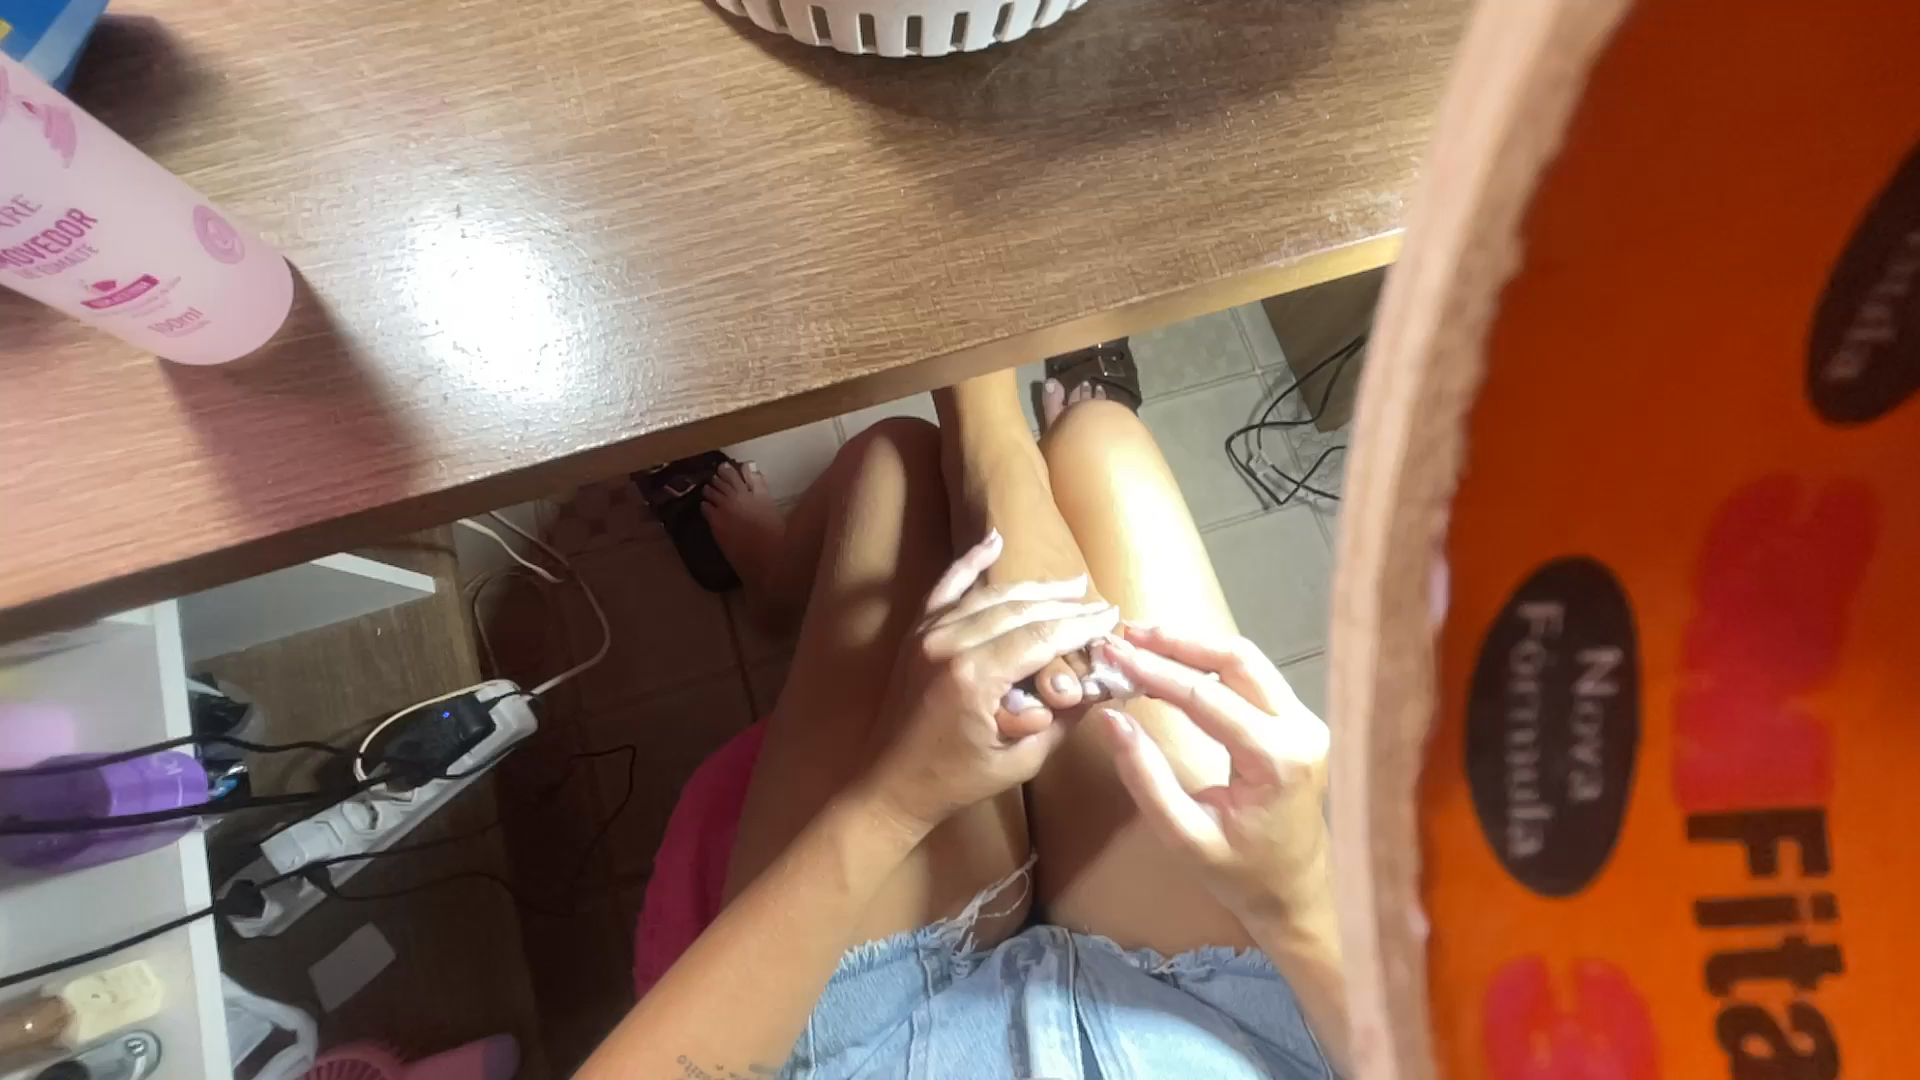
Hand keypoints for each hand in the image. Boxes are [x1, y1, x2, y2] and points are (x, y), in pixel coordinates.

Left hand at [859, 530, 1120, 836]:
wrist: (890, 785)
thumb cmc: (957, 780)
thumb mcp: (1022, 760)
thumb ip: (1064, 718)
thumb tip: (1105, 683)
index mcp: (974, 677)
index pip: (1041, 637)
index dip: (1080, 625)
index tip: (1112, 616)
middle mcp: (948, 644)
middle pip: (1019, 610)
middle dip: (1064, 605)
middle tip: (1099, 603)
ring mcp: (928, 633)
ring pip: (990, 596)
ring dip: (1032, 588)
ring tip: (1070, 584)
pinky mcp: (916, 632)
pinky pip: (946, 588)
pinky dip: (970, 562)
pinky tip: (995, 541)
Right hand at [1093, 624, 1331, 924]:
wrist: (1295, 893)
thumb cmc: (1240, 873)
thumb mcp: (1182, 835)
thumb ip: (1144, 775)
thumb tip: (1111, 717)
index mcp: (1277, 760)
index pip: (1206, 697)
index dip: (1154, 671)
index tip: (1112, 654)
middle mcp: (1300, 729)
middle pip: (1236, 659)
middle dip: (1176, 642)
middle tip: (1126, 636)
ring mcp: (1303, 719)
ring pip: (1244, 658)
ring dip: (1190, 644)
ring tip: (1140, 640)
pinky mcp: (1295, 718)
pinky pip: (1250, 673)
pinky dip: (1205, 660)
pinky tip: (1170, 660)